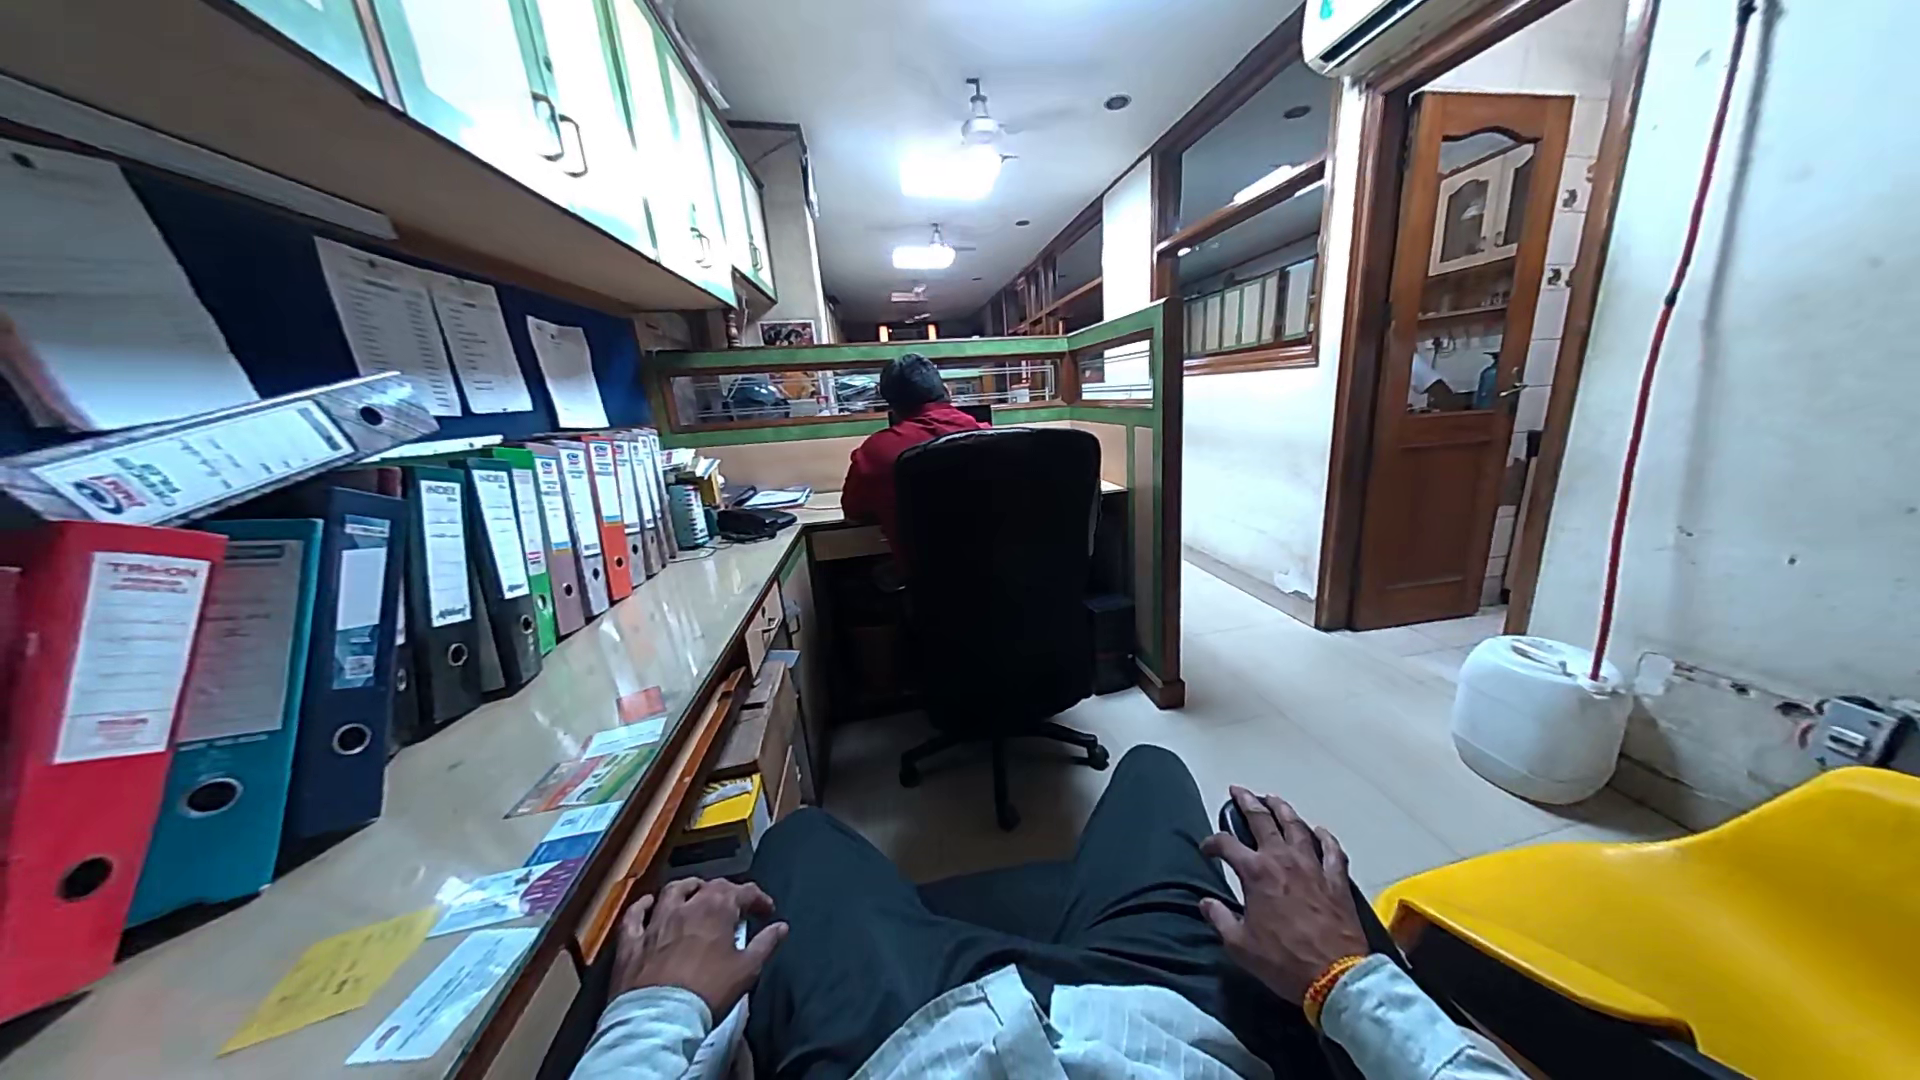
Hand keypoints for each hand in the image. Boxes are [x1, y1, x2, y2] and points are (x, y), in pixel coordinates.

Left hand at [610, 878, 788, 1017]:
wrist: (659, 1021)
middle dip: (727, 891)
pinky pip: (635, 916)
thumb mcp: (747, 969)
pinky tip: (647, 903)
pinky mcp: (632, 942)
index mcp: (719, 907)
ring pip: (673, 891)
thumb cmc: (708, 991)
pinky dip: (641, 907)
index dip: (759, 899)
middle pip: (711, 886)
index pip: (746, 892)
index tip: (766, 911)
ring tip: (695, 890)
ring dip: (687, 887)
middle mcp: (689, 905)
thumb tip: (781, 927)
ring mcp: (658, 921)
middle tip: (735, 904)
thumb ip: (766, 944)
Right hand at [1199, 786, 1369, 1003]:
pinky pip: (1332, 850)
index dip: (1212, 843)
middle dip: (1247, 802)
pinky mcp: (1337, 880)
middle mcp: (1282, 859)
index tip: (1207, 849)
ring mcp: (1312, 866)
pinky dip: (1324, 837)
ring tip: (1273, 799)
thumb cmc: (1284, 961)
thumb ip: (1220, 918)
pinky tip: (1318, 830)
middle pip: (1262, 820)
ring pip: (1296, 826)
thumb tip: (1206, 903)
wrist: (1337, 980)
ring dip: (1282, 809)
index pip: (1226, 844)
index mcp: (1255, 871)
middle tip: (1238, 791)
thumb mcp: (1240, 945)